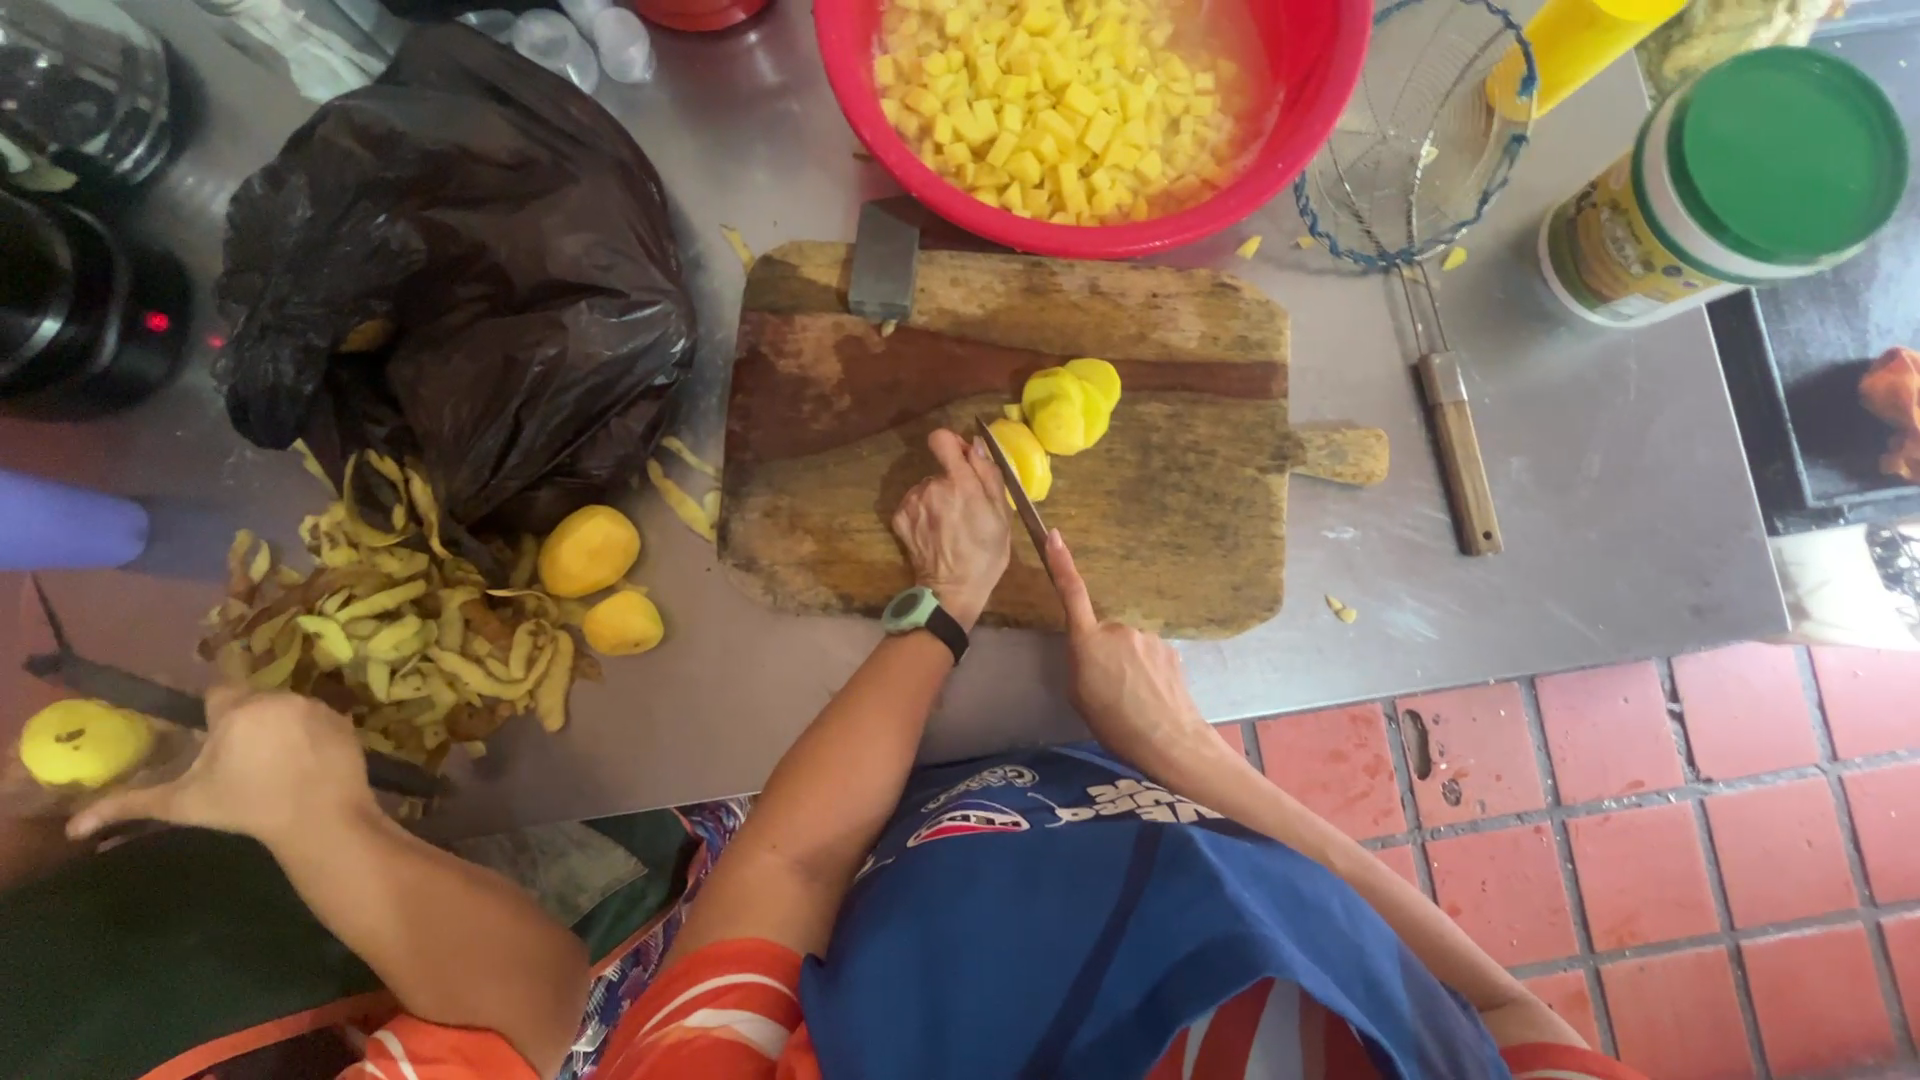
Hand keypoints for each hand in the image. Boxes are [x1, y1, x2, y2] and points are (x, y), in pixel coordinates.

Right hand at [68, 686, 377, 847]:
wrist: (321, 815)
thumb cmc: (247, 806)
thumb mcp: (184, 803)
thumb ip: (128, 804)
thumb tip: (72, 825)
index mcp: (240, 709)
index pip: (217, 692)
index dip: (211, 711)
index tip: (210, 734)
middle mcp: (281, 699)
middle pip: (254, 700)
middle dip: (244, 720)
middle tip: (240, 755)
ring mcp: (318, 707)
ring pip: (287, 708)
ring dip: (277, 725)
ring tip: (272, 761)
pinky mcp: (345, 720)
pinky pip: (316, 719)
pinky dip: (308, 733)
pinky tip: (302, 760)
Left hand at [891, 428, 1011, 630]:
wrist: (951, 591)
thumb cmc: (985, 554)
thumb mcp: (1002, 514)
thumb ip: (989, 474)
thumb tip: (975, 445)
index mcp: (959, 482)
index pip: (941, 438)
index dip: (952, 444)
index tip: (962, 459)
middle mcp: (930, 486)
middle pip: (939, 470)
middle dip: (952, 484)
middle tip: (967, 511)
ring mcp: (911, 502)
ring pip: (927, 488)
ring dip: (937, 500)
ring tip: (951, 527)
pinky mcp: (899, 517)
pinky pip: (914, 504)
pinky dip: (924, 514)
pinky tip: (935, 534)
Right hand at [1046, 530, 1220, 773]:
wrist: (1169, 740)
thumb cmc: (1114, 724)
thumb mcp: (1079, 696)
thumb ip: (1080, 663)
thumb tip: (1092, 652)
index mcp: (1089, 641)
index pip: (1072, 594)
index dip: (1061, 563)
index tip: (1054, 535)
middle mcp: (1119, 629)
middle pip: (1105, 632)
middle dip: (1106, 652)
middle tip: (1111, 689)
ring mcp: (1148, 636)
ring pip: (1130, 643)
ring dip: (1130, 663)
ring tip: (1136, 698)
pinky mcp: (1170, 647)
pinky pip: (1150, 653)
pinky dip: (1148, 670)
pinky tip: (1154, 696)